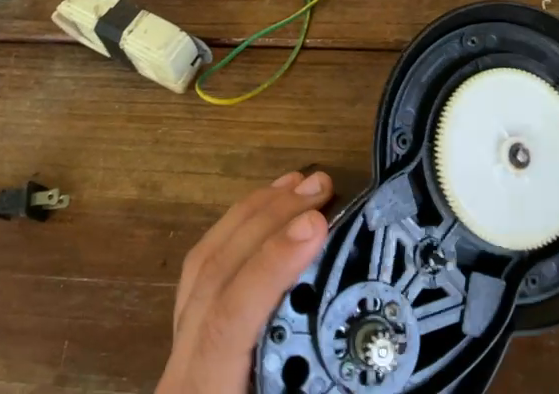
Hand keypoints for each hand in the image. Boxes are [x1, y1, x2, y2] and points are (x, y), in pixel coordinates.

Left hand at [158, 171, 333, 393]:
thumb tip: (378, 381)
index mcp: (204, 391)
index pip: (228, 320)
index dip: (271, 266)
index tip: (317, 225)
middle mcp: (184, 367)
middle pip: (214, 274)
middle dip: (269, 220)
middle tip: (319, 186)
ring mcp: (180, 348)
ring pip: (204, 263)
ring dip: (252, 215)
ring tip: (295, 185)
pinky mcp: (188, 339)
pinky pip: (202, 272)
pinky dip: (234, 232)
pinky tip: (262, 213)